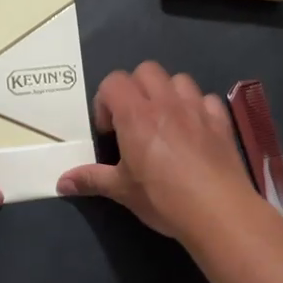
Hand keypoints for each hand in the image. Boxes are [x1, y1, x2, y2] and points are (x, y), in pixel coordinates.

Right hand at [56, 62, 263, 245]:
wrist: (218, 212)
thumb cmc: (163, 198)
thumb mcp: (122, 190)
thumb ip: (91, 179)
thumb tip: (61, 182)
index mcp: (136, 115)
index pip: (114, 81)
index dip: (105, 100)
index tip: (109, 130)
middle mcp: (166, 103)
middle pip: (146, 70)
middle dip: (135, 88)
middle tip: (133, 120)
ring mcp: (197, 109)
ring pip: (179, 79)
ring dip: (168, 93)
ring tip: (165, 121)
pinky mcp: (221, 122)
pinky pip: (207, 99)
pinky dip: (198, 108)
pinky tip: (195, 130)